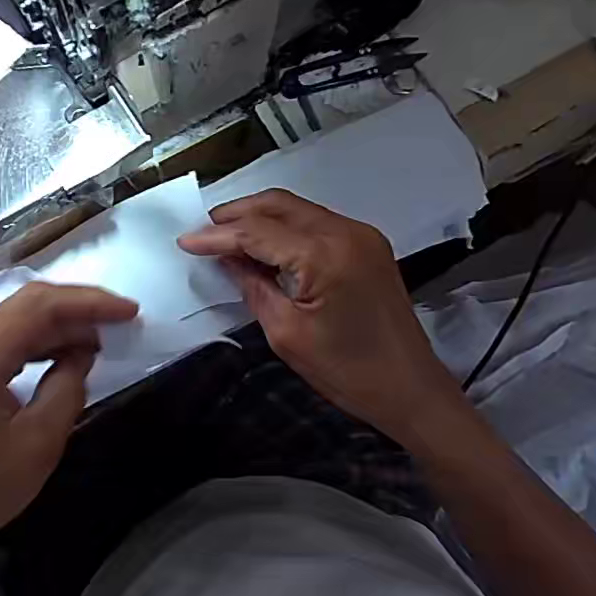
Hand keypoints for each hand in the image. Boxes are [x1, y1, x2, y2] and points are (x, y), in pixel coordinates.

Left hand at [0, 282, 138, 560]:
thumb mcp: (39, 441)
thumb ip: (68, 385)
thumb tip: (82, 352)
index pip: (39, 306)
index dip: (89, 303)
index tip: (129, 311)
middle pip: (26, 306)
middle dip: (77, 310)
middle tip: (121, 322)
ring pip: (15, 320)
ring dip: (59, 326)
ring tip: (102, 339)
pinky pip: (2, 341)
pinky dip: (37, 343)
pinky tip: (66, 352)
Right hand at [177, 188, 463, 438]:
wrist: (411, 390)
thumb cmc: (346, 371)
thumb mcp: (286, 332)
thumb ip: (252, 285)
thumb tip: (226, 258)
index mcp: (325, 255)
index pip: (257, 231)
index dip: (216, 236)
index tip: (184, 242)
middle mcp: (346, 232)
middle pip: (278, 205)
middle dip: (235, 214)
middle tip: (202, 232)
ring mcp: (361, 235)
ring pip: (296, 209)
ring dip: (258, 218)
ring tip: (225, 237)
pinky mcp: (367, 245)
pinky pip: (314, 223)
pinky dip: (283, 228)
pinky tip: (262, 246)